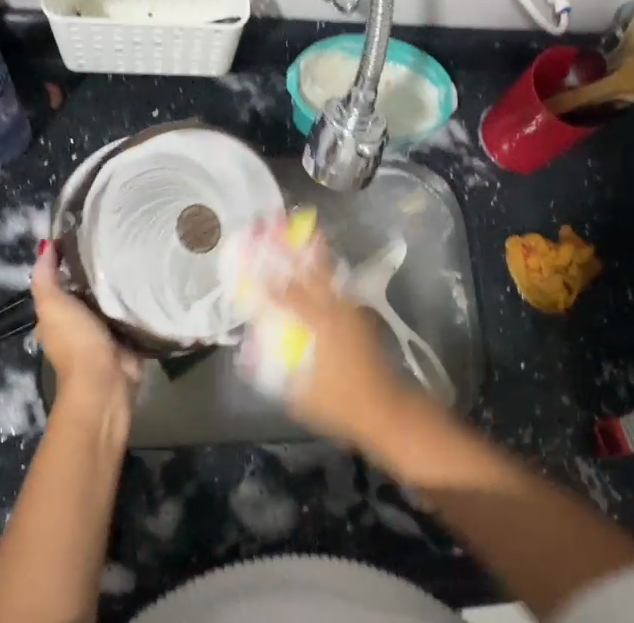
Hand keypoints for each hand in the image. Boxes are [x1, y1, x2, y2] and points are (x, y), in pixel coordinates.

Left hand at [30, 240, 139, 407]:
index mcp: (56, 315)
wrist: (105, 379)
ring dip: (122, 284)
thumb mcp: (52, 303)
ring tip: (140, 252)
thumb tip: (45, 243)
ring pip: (112, 300)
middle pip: (89, 289)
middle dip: (101, 269)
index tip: (89, 232)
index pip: (62, 281)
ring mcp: (104, 331)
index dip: (70, 259)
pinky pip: (133, 312)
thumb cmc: (75, 339)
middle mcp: (79, 322)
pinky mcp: (128, 337)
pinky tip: (152, 279)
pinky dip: (139, 300)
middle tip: (122, 238)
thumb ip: (45, 275)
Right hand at [268, 230, 417, 446]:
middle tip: (276, 224)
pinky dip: (327, 269)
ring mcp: (350, 310)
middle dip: (291, 247)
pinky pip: (337, 284)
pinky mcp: (359, 316)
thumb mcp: (298, 394)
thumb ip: (272, 371)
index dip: (265, 276)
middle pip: (309, 270)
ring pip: (327, 273)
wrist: (386, 409)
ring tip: (304, 230)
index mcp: (318, 325)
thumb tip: (247, 354)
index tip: (248, 256)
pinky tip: (320, 262)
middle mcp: (335, 310)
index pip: (285, 294)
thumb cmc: (340, 404)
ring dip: (313, 252)